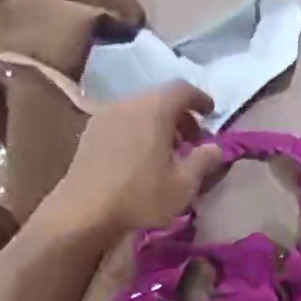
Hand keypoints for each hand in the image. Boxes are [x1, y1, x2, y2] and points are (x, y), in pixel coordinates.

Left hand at [49, 82, 226, 233]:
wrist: (84, 211)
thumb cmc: (140, 197)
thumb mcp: (183, 185)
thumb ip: (204, 161)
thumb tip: (216, 148)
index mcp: (154, 109)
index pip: (182, 89)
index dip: (200, 99)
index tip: (211, 113)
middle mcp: (128, 103)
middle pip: (159, 98)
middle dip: (180, 115)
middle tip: (191, 140)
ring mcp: (105, 116)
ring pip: (139, 110)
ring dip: (157, 125)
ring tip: (166, 152)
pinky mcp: (90, 133)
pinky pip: (122, 123)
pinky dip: (138, 132)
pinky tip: (140, 159)